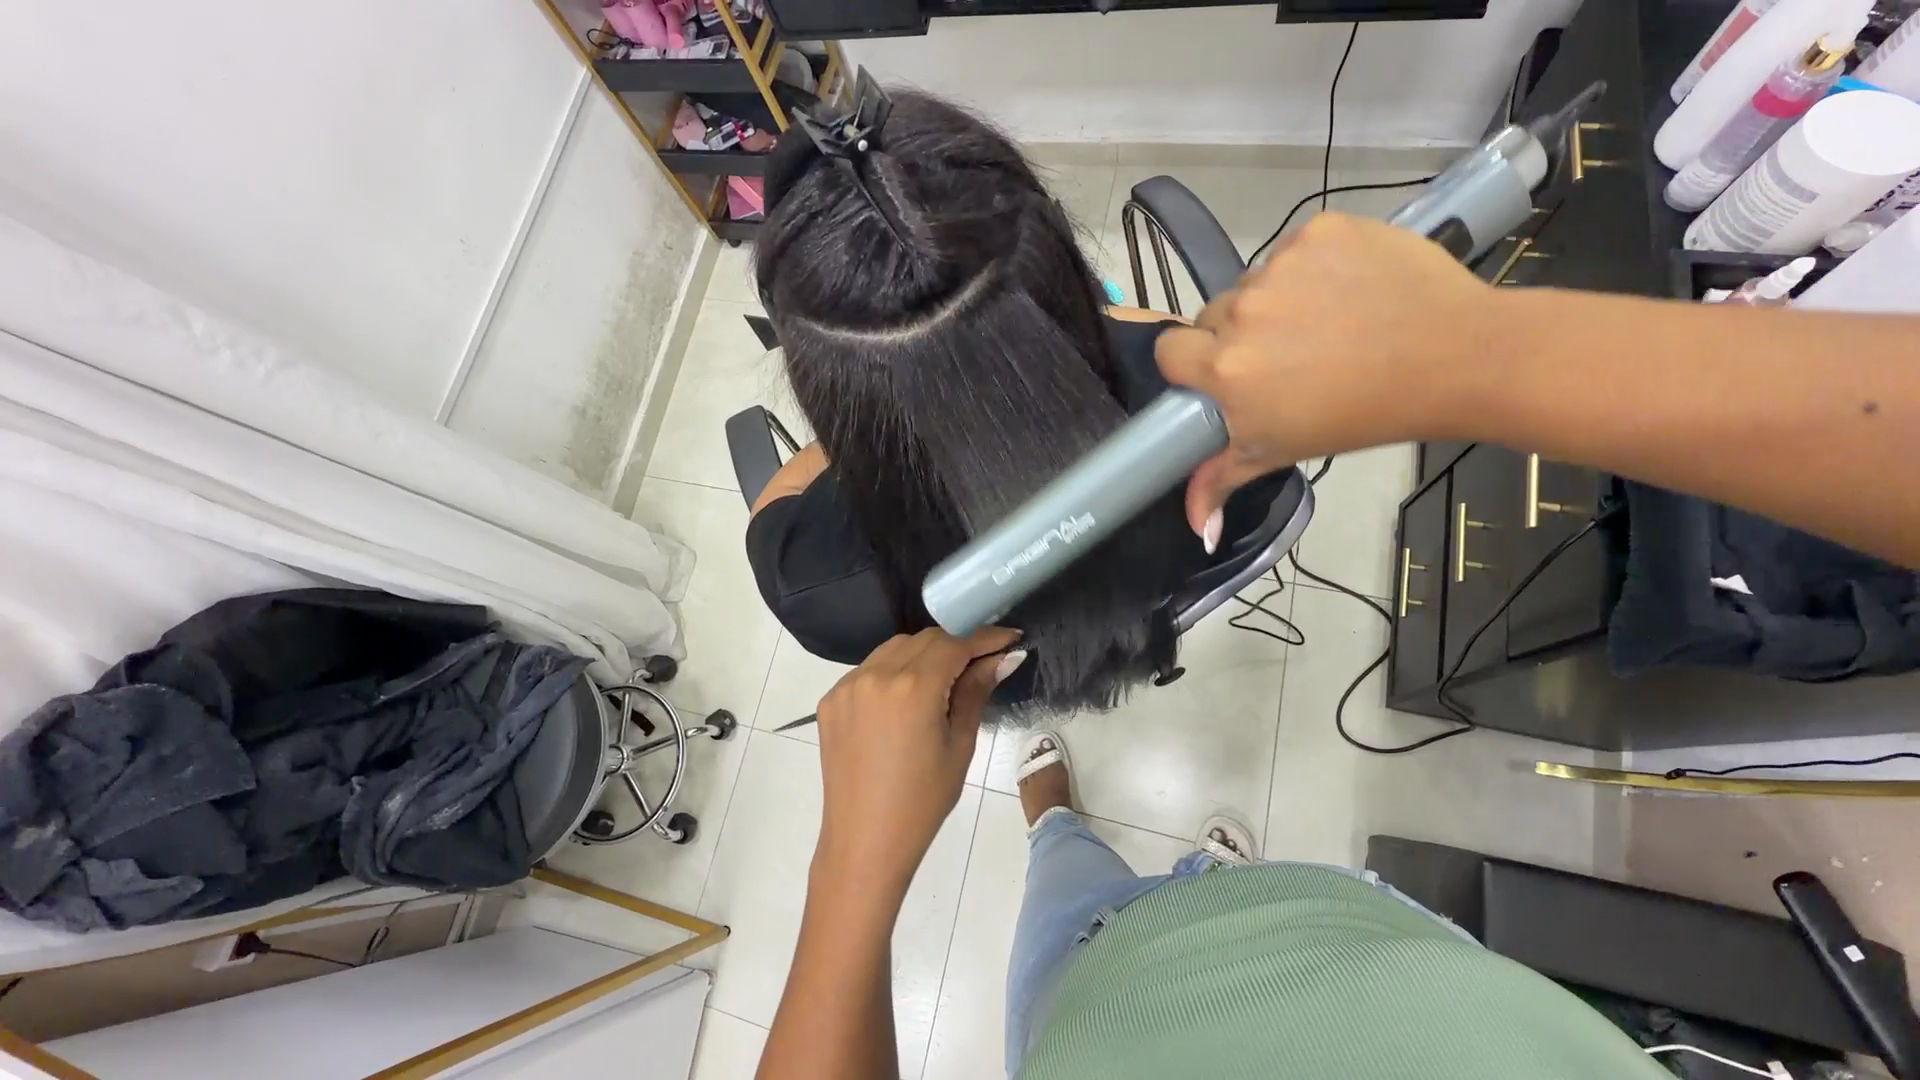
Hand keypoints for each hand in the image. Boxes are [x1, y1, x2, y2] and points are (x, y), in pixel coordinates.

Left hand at [812, 627, 1023, 895]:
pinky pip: (869, 670)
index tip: (1009, 639)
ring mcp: (847, 686)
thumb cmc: (923, 800)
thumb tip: (1002, 658)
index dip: (985, 639)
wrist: (865, 839)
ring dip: (922, 656)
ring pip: (893, 649)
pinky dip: (892, 673)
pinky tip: (904, 702)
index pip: (954, 644)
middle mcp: (875, 675)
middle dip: (954, 647)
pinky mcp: (831, 700)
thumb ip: (976, 692)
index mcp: (913, 688)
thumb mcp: (960, 745)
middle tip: (979, 667)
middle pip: (924, 640)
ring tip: (941, 684)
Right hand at [1155, 211, 1498, 538]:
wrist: (1455, 358)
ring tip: (1326, 322)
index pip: (1170, 351)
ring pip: (1254, 282)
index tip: (1224, 374)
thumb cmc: (1362, 415)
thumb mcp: (1283, 450)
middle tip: (1284, 355)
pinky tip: (1348, 288)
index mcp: (1225, 369)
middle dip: (1236, 333)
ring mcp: (1281, 266)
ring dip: (1275, 300)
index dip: (1191, 362)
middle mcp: (1241, 312)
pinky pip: (1295, 249)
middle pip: (1212, 315)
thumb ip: (1224, 479)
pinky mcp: (1319, 231)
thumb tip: (1200, 530)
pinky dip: (1314, 266)